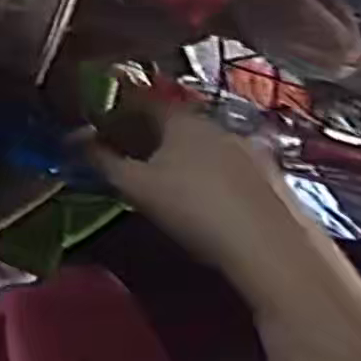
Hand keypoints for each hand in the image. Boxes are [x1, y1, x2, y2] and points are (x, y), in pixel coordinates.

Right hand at [84, 91, 305, 276]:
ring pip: (200, 145)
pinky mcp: (279, 187)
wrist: (287, 264)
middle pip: (170, 121)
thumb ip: (97, 157)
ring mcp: (256, 157)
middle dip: (141, 131)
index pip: (136, 96)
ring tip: (152, 174)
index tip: (89, 116)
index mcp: (183, 118)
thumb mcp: (132, 184)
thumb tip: (73, 139)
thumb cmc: (197, 209)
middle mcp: (219, 128)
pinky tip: (194, 197)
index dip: (109, 103)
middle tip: (116, 146)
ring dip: (174, 154)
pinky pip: (226, 168)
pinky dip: (204, 174)